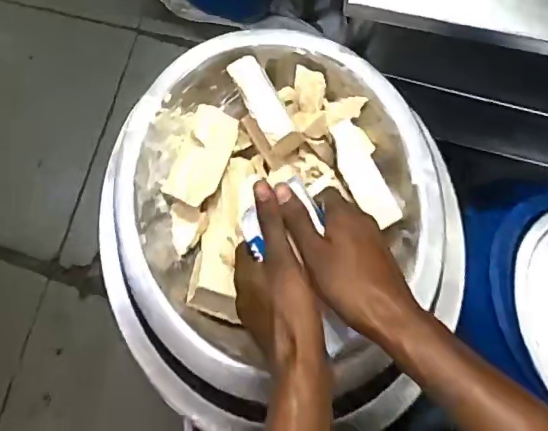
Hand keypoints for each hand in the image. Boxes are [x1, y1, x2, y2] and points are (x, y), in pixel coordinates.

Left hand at [235, 182, 329, 377]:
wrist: (302, 362)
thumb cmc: (292, 304)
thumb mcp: (284, 257)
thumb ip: (272, 222)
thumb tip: (260, 186)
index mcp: (243, 273)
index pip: (248, 240)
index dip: (264, 228)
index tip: (283, 222)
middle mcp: (243, 294)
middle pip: (256, 261)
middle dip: (273, 250)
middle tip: (297, 242)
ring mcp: (255, 316)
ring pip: (265, 282)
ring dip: (280, 272)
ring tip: (304, 264)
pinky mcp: (270, 332)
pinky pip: (275, 302)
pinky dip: (286, 292)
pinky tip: (304, 293)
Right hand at [275, 188, 420, 344]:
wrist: (391, 316)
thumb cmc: (346, 284)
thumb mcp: (312, 253)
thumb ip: (297, 220)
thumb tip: (281, 188)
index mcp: (343, 212)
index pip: (322, 193)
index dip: (306, 206)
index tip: (294, 225)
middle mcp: (362, 216)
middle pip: (335, 209)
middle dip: (319, 222)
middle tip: (302, 245)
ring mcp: (375, 235)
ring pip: (347, 227)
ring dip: (333, 237)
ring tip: (318, 261)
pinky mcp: (383, 254)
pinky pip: (359, 242)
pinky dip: (347, 250)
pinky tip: (340, 272)